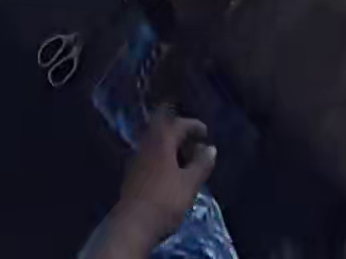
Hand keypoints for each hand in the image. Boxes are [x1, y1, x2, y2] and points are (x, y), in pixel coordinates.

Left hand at [115, 108, 216, 244]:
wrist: (134, 221)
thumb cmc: (165, 200)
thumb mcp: (189, 183)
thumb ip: (201, 164)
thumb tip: (211, 148)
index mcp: (162, 139)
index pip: (180, 124)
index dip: (194, 126)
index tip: (206, 132)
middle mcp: (148, 141)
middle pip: (166, 129)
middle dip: (182, 134)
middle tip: (196, 145)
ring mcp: (139, 154)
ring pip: (158, 141)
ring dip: (173, 146)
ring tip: (187, 159)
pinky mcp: (134, 168)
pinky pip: (152, 152)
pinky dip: (164, 155)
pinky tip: (171, 170)